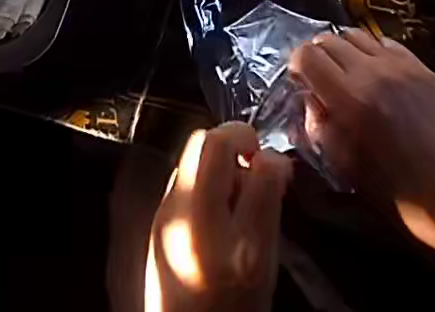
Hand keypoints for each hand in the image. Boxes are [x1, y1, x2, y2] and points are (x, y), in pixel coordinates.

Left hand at [145, 122, 291, 311]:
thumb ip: (268, 204)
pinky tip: (216, 206)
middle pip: (207, 140)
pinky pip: (184, 174)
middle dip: (236, 139)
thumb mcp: (265, 261)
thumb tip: (271, 160)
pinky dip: (205, 174)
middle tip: (253, 165)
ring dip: (219, 156)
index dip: (272, 156)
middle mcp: (187, 217)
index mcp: (227, 235)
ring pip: (194, 151)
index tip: (278, 170)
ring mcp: (165, 215)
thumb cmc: (234, 308)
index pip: (256, 166)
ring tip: (235, 191)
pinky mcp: (155, 219)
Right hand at [288, 28, 434, 208]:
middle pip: (330, 39)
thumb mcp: (344, 166)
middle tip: (318, 78)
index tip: (298, 81)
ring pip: (357, 35)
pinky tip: (375, 75)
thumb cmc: (396, 193)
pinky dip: (372, 52)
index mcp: (350, 98)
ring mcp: (400, 65)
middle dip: (317, 55)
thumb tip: (309, 99)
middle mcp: (373, 71)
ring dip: (344, 50)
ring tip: (345, 73)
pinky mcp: (421, 66)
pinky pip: (385, 44)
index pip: (308, 55)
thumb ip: (319, 126)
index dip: (297, 65)